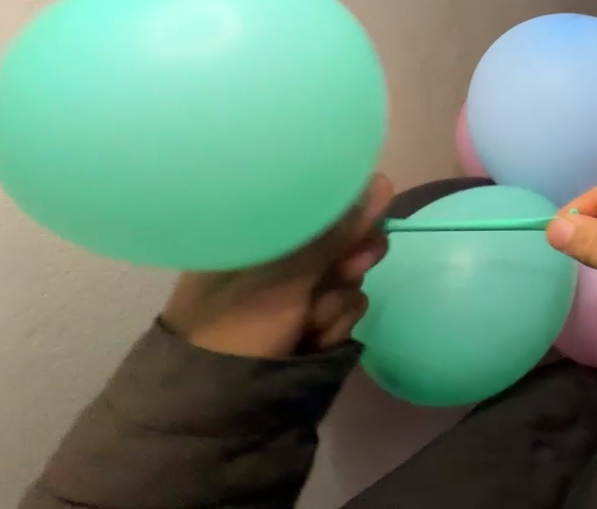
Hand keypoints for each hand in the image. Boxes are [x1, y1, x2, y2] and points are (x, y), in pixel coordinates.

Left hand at [161, 175, 393, 358]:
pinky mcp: (310, 317)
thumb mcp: (283, 277)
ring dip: (338, 302)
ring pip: (351, 275)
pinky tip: (312, 339)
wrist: (213, 415)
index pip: (320, 203)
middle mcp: (278, 258)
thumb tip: (383, 181)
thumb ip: (335, 232)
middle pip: (345, 238)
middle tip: (344, 273)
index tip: (358, 231)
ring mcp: (295, 290)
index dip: (349, 215)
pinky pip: (348, 304)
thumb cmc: (233, 331)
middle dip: (349, 263)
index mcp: (255, 236)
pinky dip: (335, 323)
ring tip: (309, 325)